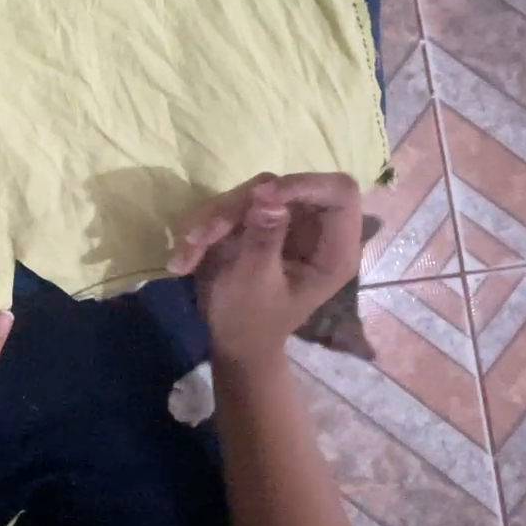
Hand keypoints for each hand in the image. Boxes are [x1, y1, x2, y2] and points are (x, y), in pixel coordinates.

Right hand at [167, 172, 362, 366]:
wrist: (231, 341)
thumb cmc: (250, 321)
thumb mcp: (254, 283)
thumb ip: (264, 240)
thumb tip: (267, 198)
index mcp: (333, 248)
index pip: (338, 192)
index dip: (303, 184)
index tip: (261, 197)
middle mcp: (312, 228)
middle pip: (283, 187)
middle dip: (237, 208)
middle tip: (202, 236)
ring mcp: (282, 222)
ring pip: (249, 194)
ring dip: (212, 221)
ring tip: (186, 257)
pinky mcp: (255, 221)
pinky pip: (228, 207)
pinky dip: (203, 229)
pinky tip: (186, 258)